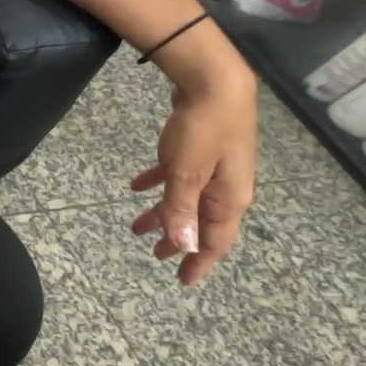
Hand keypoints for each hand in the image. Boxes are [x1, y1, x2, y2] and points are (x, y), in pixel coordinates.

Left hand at [129, 65, 257, 285]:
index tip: (183, 281)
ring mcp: (214, 168)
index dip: (199, 261)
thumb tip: (186, 245)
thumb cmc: (201, 131)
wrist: (214, 85)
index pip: (215, 241)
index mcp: (228, 199)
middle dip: (178, 240)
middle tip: (154, 254)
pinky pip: (177, 176)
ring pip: (185, 200)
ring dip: (162, 212)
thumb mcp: (186, 174)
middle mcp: (225, 188)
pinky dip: (158, 183)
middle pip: (200, 223)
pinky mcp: (199, 150)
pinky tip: (136, 186)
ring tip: (136, 225)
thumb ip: (182, 209)